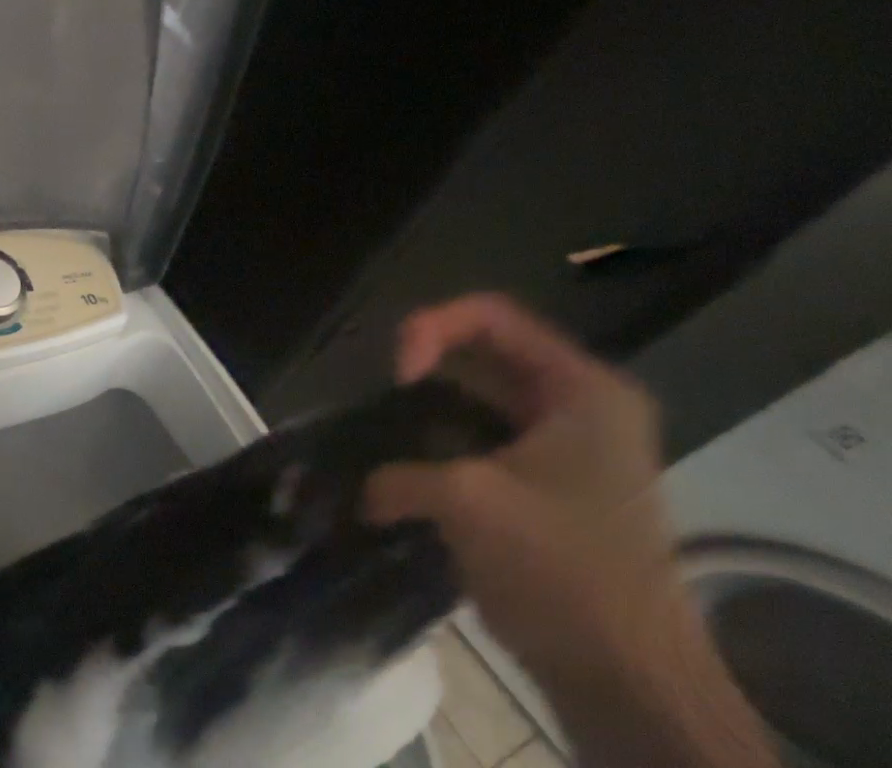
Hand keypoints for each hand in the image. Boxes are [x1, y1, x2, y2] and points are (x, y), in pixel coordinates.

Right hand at [364, 294, 777, 767]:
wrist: (625, 672)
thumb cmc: (559, 566)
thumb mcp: (466, 502)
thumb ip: (397, 475)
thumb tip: (362, 489)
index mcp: (581, 389)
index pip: (491, 316)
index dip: (430, 330)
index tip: (395, 378)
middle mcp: (579, 406)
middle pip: (482, 356)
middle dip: (421, 373)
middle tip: (375, 406)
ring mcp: (566, 448)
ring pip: (477, 403)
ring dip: (424, 415)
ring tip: (377, 439)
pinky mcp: (547, 487)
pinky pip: (481, 443)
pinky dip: (438, 449)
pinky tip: (399, 476)